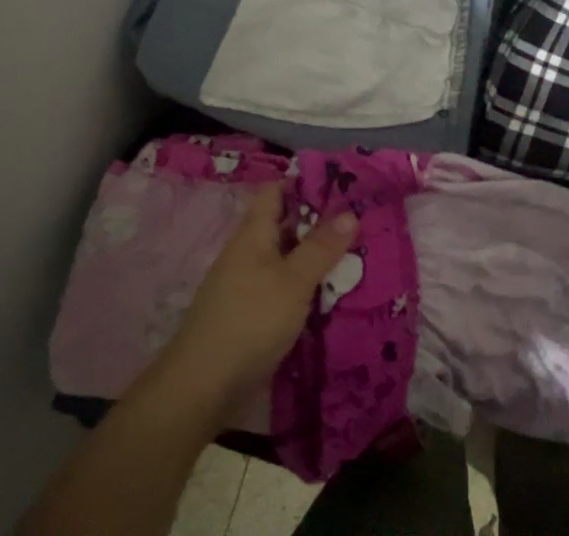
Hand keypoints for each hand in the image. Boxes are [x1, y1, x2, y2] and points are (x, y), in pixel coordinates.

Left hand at [154, 183, 356, 425]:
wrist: (204, 386)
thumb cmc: (250, 321)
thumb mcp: (293, 281)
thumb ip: (321, 247)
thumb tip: (350, 212)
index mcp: (253, 235)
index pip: (277, 192)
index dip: (307, 183)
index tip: (346, 185)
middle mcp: (248, 253)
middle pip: (286, 225)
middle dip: (322, 223)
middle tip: (365, 222)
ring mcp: (248, 284)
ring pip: (288, 258)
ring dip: (318, 257)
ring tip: (360, 255)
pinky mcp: (253, 313)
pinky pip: (286, 287)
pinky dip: (309, 286)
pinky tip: (335, 292)